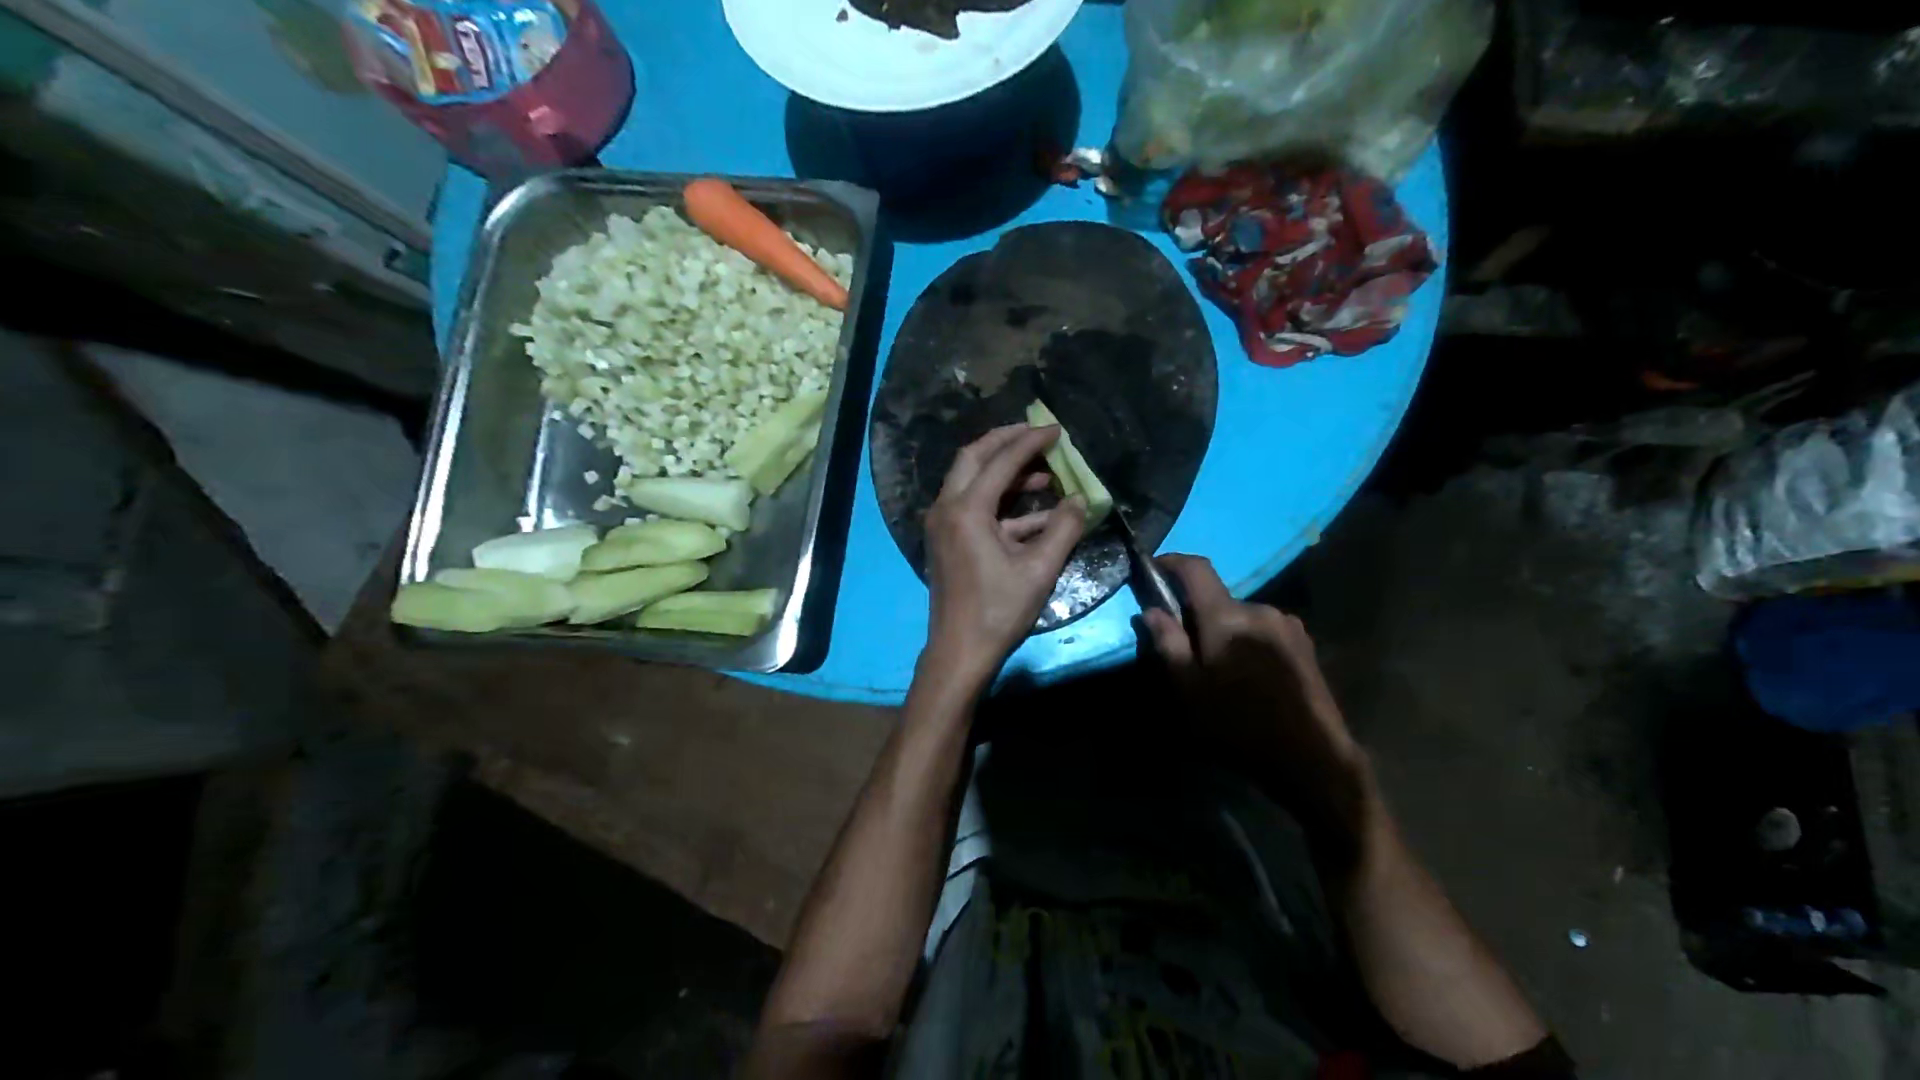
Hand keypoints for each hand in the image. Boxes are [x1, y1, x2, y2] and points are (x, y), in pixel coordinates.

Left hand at [924, 424, 1086, 680]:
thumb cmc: (999, 611)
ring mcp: (942, 524)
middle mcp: (946, 508)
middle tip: (1037, 434)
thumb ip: (1064, 528)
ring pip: (970, 481)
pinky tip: (1036, 512)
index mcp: (966, 510)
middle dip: (1006, 442)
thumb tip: (1082, 499)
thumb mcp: (1039, 569)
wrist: (960, 650)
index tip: (1056, 429)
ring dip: (1004, 472)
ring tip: (1044, 473)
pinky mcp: (947, 540)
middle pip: (973, 458)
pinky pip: (973, 508)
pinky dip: (1001, 503)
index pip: (1001, 461)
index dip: (1030, 441)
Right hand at [1141, 555, 1372, 840]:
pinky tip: (1249, 674)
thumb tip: (1152, 610)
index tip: (1153, 568)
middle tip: (1184, 646)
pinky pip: (1263, 628)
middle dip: (1197, 612)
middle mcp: (1260, 609)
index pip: (1196, 568)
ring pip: (1241, 615)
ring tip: (1220, 667)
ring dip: (1225, 629)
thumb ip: (1168, 643)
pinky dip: (1247, 639)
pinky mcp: (1304, 643)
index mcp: (1227, 616)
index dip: (1172, 562)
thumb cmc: (1238, 725)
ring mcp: (1287, 624)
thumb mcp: (1189, 690)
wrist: (1311, 758)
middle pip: (1218, 597)